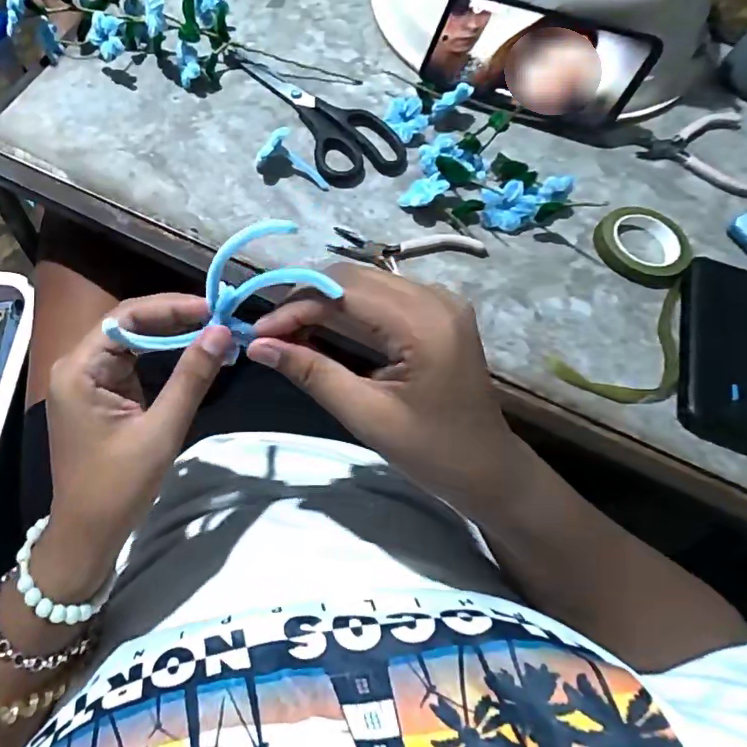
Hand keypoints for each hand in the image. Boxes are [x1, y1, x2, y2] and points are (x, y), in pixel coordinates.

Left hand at [38, 295, 232, 592]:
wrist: (88, 534)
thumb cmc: (118, 486)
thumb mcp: (161, 430)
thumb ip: (191, 377)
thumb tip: (222, 331)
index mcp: (79, 369)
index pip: (126, 318)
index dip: (171, 307)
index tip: (213, 309)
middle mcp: (76, 366)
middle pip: (128, 325)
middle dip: (175, 318)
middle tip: (220, 317)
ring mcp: (86, 380)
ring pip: (133, 341)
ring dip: (172, 334)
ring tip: (214, 329)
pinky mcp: (99, 394)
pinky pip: (133, 363)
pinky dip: (164, 355)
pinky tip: (193, 351)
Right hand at [246, 265, 521, 514]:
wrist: (487, 469)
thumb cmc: (432, 451)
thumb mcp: (367, 416)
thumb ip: (313, 373)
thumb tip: (259, 346)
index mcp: (424, 323)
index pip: (344, 291)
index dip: (295, 306)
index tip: (258, 332)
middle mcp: (435, 297)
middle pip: (353, 276)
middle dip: (305, 299)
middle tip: (270, 333)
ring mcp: (439, 301)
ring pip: (364, 281)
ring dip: (322, 301)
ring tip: (288, 332)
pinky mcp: (436, 311)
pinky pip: (380, 294)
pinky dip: (345, 307)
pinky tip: (322, 329)